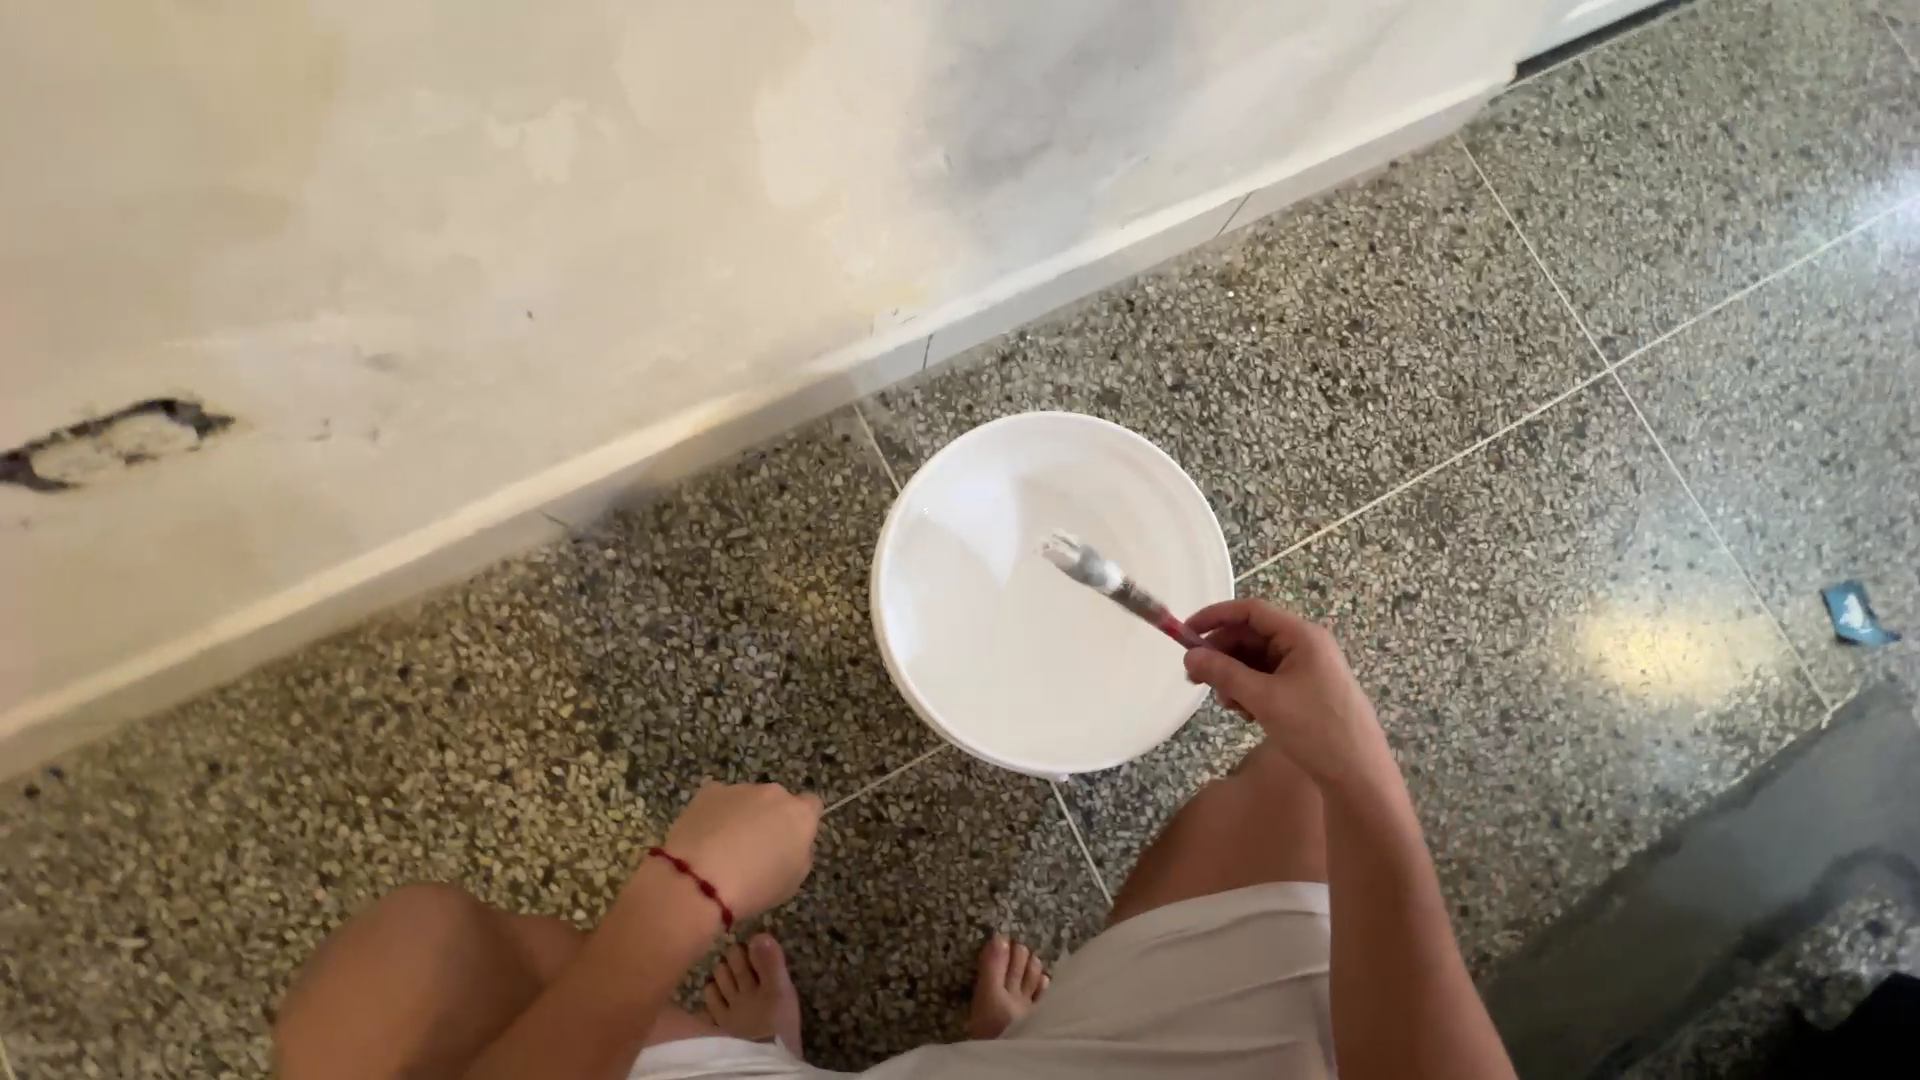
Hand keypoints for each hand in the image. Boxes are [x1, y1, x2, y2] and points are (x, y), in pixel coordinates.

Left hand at [658, 782, 823, 920]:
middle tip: (754, 849)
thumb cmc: (754, 887)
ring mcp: (741, 789)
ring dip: (742, 816)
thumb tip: (790, 843)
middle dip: (770, 818)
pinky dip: (716, 813)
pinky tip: (703, 838)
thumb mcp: (792, 882)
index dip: (802, 822)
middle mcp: (774, 794)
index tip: (789, 842)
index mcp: (800, 815)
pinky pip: (720, 800)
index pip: (812, 805)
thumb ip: (800, 854)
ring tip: (722, 849)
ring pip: (747, 800)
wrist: (699, 881)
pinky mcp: (710, 791)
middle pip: (778, 801)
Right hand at [1183, 599, 1396, 795]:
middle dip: (1221, 654)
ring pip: (1255, 659)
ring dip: (1233, 676)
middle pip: (1250, 635)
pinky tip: (1246, 713)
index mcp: (1301, 636)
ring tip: (1228, 703)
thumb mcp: (1263, 699)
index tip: (1185, 632)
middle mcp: (1304, 645)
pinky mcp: (1305, 690)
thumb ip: (1223, 673)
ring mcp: (1306, 668)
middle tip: (1195, 677)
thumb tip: (1188, 656)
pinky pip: (1266, 678)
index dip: (1215, 616)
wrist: (1359, 776)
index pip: (1250, 611)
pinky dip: (1248, 690)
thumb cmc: (1315, 729)